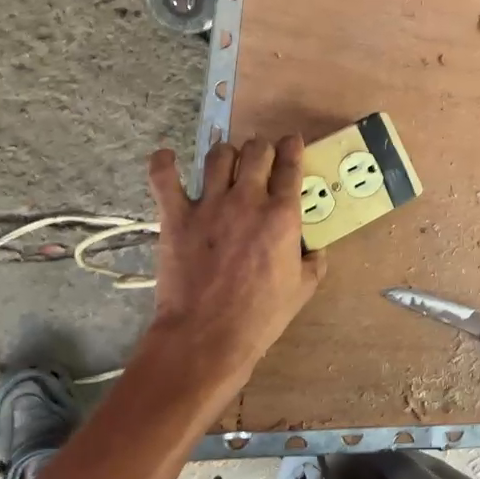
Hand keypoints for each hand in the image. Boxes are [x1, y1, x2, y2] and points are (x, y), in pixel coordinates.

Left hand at [141, 136, 326, 386]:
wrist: (207, 335)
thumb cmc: (261, 316)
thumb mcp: (303, 289)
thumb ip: (314, 261)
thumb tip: (316, 248)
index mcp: (282, 215)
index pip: (290, 166)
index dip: (293, 148)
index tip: (293, 143)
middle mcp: (247, 200)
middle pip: (256, 152)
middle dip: (262, 149)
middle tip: (262, 158)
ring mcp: (208, 205)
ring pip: (218, 157)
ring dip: (227, 154)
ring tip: (228, 162)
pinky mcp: (175, 217)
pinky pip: (164, 178)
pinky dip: (164, 163)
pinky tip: (167, 157)